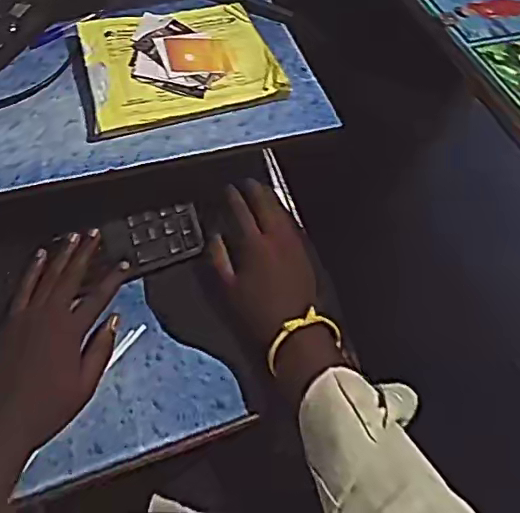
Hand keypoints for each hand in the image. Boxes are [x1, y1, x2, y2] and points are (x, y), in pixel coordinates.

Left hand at [0, 231, 128, 505]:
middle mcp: (49, 315)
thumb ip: (101, 350)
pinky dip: (33, 267)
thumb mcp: (83, 386)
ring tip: (74, 236)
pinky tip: (40, 254)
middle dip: (86, 252)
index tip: (123, 264)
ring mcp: (27, 314)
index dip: (113, 278)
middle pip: (72, 275)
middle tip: (95, 234)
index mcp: (71, 332)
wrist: (2, 420)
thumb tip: (113, 322)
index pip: (98, 297)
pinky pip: (23, 284)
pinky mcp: (9, 318)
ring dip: (62, 253)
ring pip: (49, 274)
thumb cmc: (44, 409)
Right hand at [208, 180, 342, 399]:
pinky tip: (278, 213)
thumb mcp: (227, 288)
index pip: (240, 209)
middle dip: (253, 189)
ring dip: (270, 198)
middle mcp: (275, 238)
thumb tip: (214, 236)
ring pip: (282, 210)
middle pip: (265, 202)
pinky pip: (292, 223)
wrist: (296, 336)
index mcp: (253, 244)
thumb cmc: (258, 315)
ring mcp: (294, 244)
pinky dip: (282, 212)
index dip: (232, 196)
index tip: (226, 190)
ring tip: (260, 192)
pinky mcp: (305, 253)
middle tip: (244, 183)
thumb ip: (218, 257)